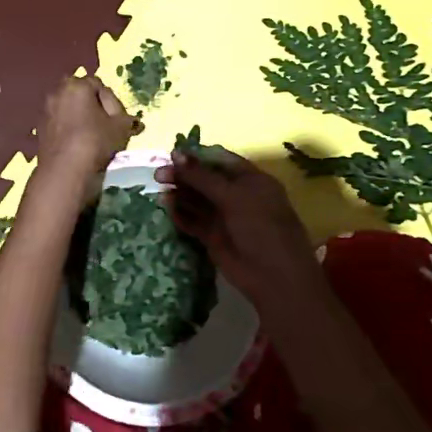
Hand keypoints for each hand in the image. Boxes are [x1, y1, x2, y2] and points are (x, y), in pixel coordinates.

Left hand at [37, 76, 139, 181]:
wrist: (64, 170)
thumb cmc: (95, 141)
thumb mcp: (120, 128)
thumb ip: (127, 119)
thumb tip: (132, 120)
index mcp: (77, 85)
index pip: (99, 85)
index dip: (111, 101)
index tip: (117, 119)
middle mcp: (57, 92)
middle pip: (81, 96)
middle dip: (93, 107)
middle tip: (106, 125)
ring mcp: (46, 110)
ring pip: (69, 110)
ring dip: (80, 118)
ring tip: (92, 136)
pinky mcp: (39, 128)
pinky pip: (59, 123)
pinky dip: (68, 129)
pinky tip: (78, 144)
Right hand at [156, 149, 324, 313]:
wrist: (273, 276)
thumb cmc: (260, 226)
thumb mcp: (233, 195)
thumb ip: (202, 176)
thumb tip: (175, 154)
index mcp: (250, 179)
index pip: (219, 160)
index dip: (196, 157)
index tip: (171, 155)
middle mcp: (237, 195)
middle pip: (205, 180)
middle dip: (183, 176)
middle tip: (158, 176)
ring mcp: (225, 217)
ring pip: (197, 201)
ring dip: (180, 195)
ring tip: (161, 192)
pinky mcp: (214, 237)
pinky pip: (194, 221)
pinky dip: (181, 215)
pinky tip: (168, 209)